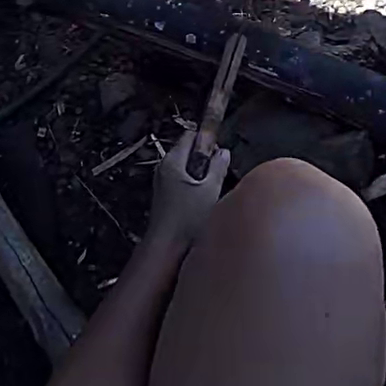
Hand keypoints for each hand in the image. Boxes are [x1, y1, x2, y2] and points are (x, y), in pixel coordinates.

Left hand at [146, 128, 229, 248]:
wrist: (165, 249)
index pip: (190, 136)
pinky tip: (203, 200)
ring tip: (214, 187)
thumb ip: (217, 168)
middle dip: (204, 157)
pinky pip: (180, 180)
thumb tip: (223, 151)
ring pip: (185, 167)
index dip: (206, 139)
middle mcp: (164, 167)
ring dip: (200, 173)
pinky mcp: (164, 196)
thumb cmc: (188, 219)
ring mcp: (162, 182)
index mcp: (173, 161)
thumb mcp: (209, 191)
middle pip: (187, 151)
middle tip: (220, 171)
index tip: (220, 152)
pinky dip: (193, 184)